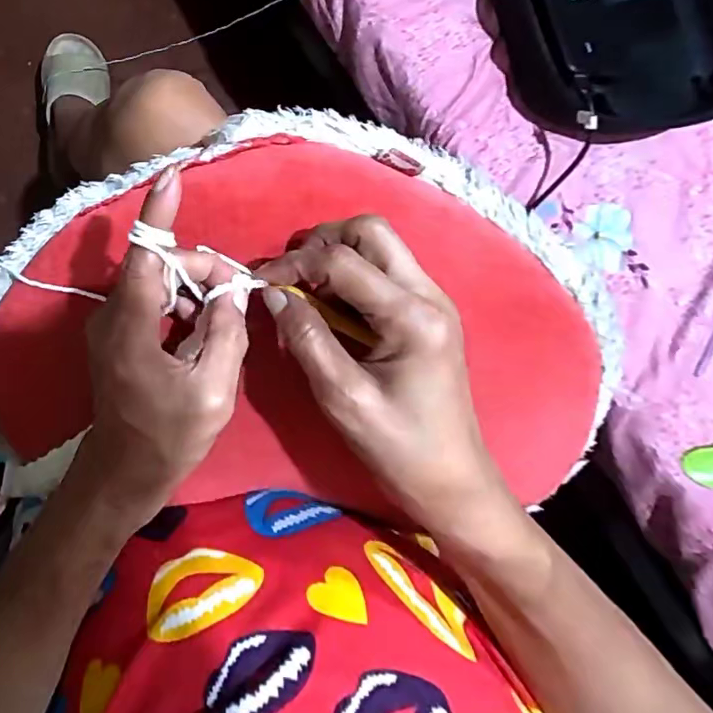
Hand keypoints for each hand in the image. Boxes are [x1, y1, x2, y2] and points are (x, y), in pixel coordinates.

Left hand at [70, 168, 249, 526]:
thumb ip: (225, 331)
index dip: (160, 211)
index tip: (174, 173)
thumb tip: (232, 292)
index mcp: (131, 322)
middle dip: (200, 269)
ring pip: (155, 282)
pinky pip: (150, 301)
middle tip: (236, 296)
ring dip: (191, 288)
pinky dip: (179, 304)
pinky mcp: (115, 336)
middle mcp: (113, 313)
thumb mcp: (213, 388)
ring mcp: (109, 324)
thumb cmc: (167, 437)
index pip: (145, 252)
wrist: (122, 474)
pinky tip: (202, 328)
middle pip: (158, 265)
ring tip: (224, 314)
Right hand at [255, 216, 517, 539]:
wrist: (452, 481)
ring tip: (302, 290)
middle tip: (288, 275)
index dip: (294, 265)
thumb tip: (274, 294)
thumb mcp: (342, 396)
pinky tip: (326, 305)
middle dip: (321, 242)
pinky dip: (346, 275)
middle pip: (370, 230)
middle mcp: (428, 294)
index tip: (260, 284)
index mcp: (412, 316)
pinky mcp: (424, 311)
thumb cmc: (398, 446)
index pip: (342, 261)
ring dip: (333, 255)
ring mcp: (430, 300)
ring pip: (376, 245)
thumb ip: (306, 338)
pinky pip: (380, 270)